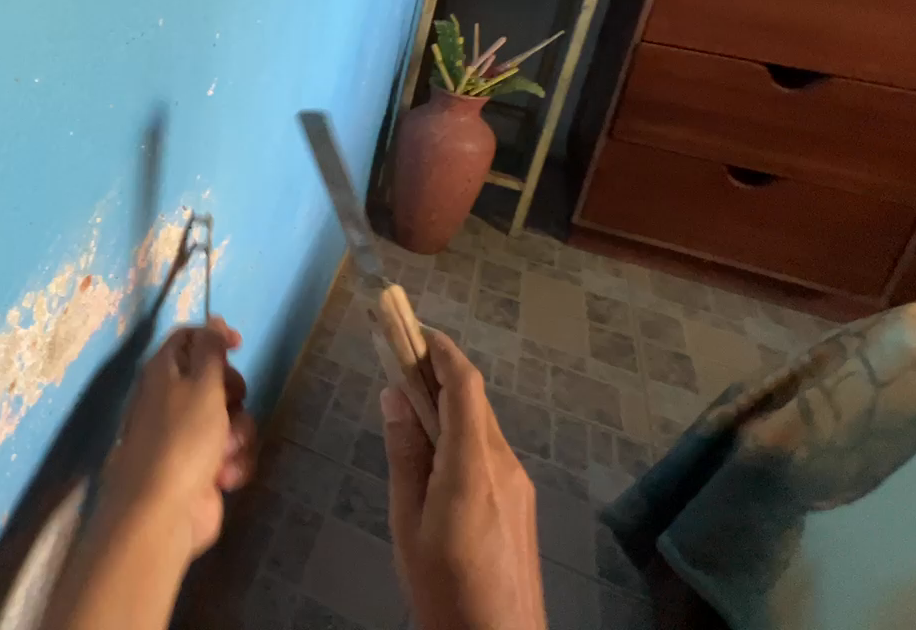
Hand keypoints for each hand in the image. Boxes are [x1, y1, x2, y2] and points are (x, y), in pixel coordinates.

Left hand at [99, 316, 259, 559]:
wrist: (162, 512)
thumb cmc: (182, 438)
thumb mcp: (202, 383)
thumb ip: (210, 348)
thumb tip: (212, 317)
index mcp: (164, 371)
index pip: (190, 338)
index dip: (215, 337)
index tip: (240, 345)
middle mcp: (172, 398)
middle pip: (216, 378)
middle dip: (234, 393)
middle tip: (231, 404)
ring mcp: (187, 436)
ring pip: (230, 417)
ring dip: (237, 434)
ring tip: (225, 453)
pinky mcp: (202, 468)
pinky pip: (231, 452)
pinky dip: (233, 463)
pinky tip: (225, 477)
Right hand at [382, 330, 545, 629]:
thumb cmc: (442, 586)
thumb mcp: (407, 521)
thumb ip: (404, 454)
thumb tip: (394, 395)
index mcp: (472, 466)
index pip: (463, 386)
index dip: (441, 349)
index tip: (412, 328)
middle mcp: (504, 465)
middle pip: (473, 400)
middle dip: (437, 371)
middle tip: (398, 361)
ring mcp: (518, 485)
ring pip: (481, 423)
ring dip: (448, 402)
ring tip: (408, 403)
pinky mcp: (521, 503)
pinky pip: (488, 448)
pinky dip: (460, 430)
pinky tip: (434, 447)